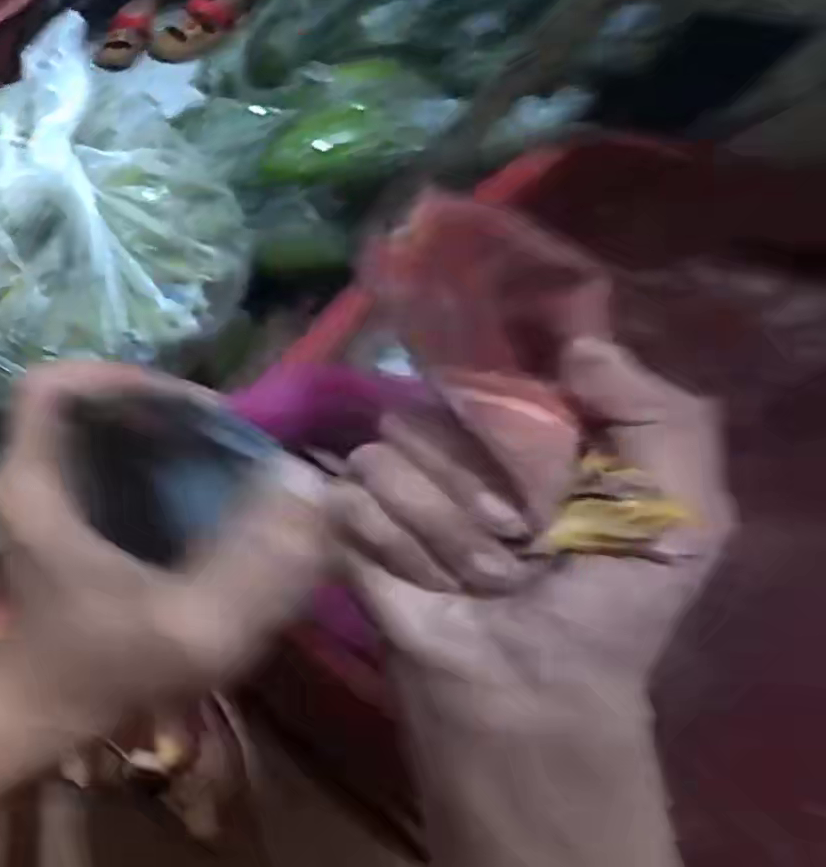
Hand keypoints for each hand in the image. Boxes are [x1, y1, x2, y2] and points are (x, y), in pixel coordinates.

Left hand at [0, 361, 343, 728]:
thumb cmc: (110, 669)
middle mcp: (22, 472)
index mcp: (32, 485)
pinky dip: (139, 447)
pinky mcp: (52, 501)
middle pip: (72, 398)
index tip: (184, 404)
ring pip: (84, 419)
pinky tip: (187, 476)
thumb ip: (256, 562)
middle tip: (213, 427)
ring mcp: (34, 485)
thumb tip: (305, 478)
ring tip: (209, 446)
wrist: (49, 702)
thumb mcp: (196, 630)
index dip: (112, 377)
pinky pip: (92, 447)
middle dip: (144, 399)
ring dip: (146, 421)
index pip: (46, 387)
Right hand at [344, 338, 734, 711]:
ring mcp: (380, 482)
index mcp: (507, 438)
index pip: (476, 379)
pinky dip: (399, 546)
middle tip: (516, 538)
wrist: (524, 673)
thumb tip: (585, 344)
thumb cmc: (603, 602)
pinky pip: (351, 500)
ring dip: (440, 528)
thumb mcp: (678, 517)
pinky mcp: (338, 514)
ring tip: (477, 574)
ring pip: (380, 459)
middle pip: (419, 417)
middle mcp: (437, 450)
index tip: (529, 453)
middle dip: (472, 487)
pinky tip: (425, 578)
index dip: (493, 402)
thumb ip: (658, 423)